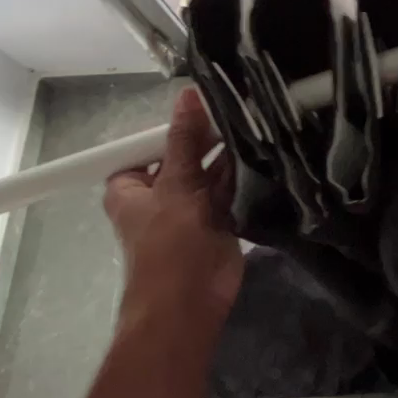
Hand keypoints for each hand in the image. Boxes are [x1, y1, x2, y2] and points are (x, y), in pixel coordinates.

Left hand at [103, 88, 243, 328]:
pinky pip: (230, 187)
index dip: (177, 125)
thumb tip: (188, 94)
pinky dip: (244, 173)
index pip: (151, 143)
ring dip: (230, 155)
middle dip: (210, 138)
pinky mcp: (218, 218)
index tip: (208, 102)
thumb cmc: (169, 244)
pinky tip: (265, 149)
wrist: (190, 303)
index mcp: (132, 186)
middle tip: (243, 107)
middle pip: (185, 153)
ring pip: (211, 169)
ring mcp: (190, 206)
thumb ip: (185, 139)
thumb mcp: (175, 184)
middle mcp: (160, 193)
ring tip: (259, 123)